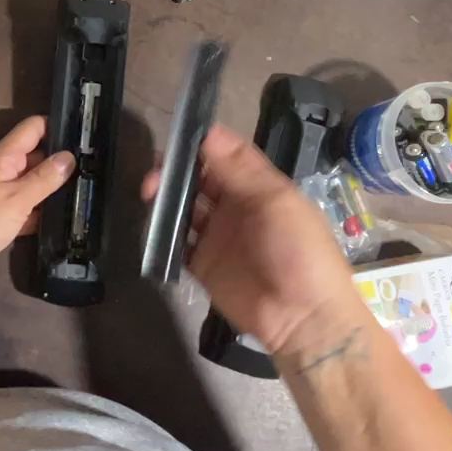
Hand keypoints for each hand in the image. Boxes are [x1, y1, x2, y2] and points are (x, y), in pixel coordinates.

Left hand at [0, 115, 75, 281]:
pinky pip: (22, 206)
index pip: (33, 128)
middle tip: (92, 170)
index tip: (84, 135)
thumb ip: (44, 178)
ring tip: (84, 193)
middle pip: (34, 155)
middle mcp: (0, 169)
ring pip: (30, 183)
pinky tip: (59, 220)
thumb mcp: (17, 199)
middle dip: (60, 161)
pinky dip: (37, 211)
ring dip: (51, 189)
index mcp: (3, 156)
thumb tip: (69, 157)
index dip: (57, 126)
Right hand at [143, 124, 363, 355]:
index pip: (226, 156)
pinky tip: (153, 226)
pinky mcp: (201, 264)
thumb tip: (208, 132)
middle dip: (175, 169)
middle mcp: (235, 207)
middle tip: (156, 171)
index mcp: (258, 188)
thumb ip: (239, 170)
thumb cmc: (298, 252)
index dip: (202, 143)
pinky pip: (176, 243)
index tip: (176, 135)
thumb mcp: (276, 203)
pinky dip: (163, 233)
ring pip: (183, 207)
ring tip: (149, 194)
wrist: (302, 318)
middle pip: (199, 178)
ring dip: (165, 197)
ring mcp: (216, 236)